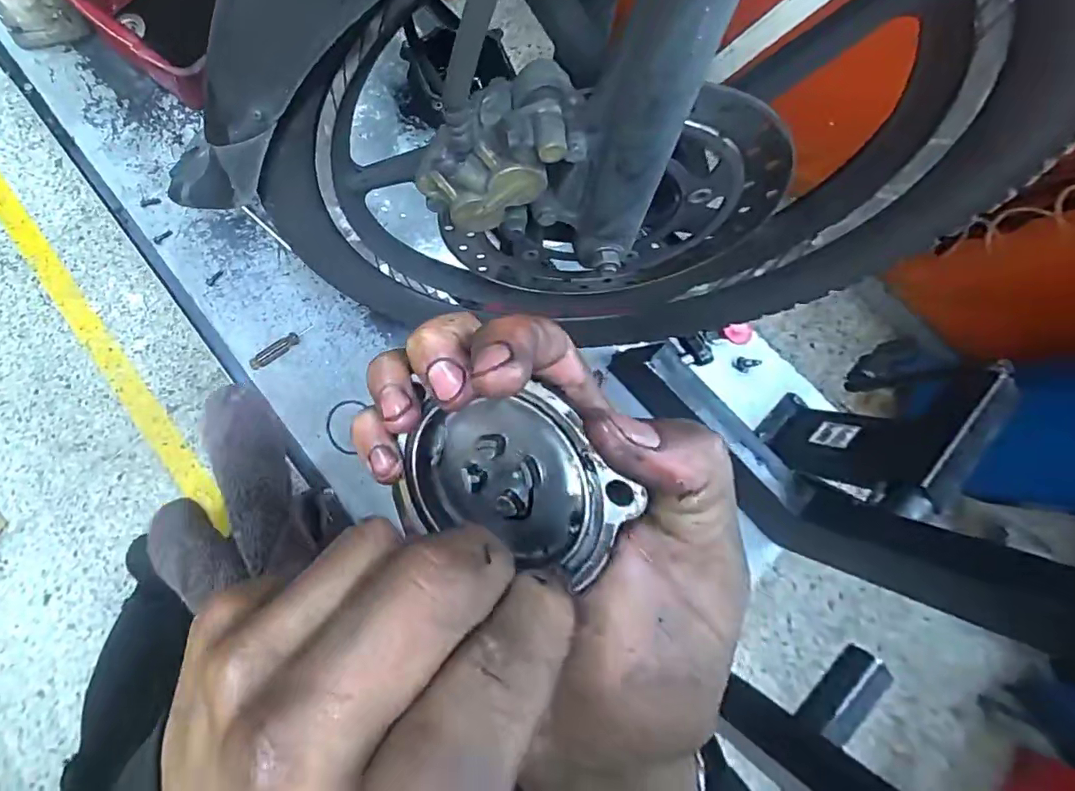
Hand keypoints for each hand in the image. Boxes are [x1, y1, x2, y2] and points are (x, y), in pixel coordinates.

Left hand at [162, 518, 575, 790]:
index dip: (533, 625)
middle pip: (417, 596)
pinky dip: (349, 577)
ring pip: (366, 549)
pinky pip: (312, 559)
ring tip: (427, 595)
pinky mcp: (211, 629)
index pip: (480, 689)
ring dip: (412, 562)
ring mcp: (238, 672)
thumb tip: (533, 615)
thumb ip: (493, 736)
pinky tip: (354, 616)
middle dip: (477, 568)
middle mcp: (289, 743)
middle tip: (498, 572)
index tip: (549, 592)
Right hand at [351, 314, 747, 789]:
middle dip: (444, 347)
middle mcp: (514, 432)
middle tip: (446, 392)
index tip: (495, 376)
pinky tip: (384, 462)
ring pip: (416, 380)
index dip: (514, 340)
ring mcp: (460, 463)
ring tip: (401, 418)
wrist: (589, 734)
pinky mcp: (421, 502)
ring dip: (397, 378)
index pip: (543, 347)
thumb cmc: (653, 646)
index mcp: (580, 427)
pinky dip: (372, 432)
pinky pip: (387, 441)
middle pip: (466, 345)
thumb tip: (617, 425)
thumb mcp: (701, 557)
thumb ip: (695, 476)